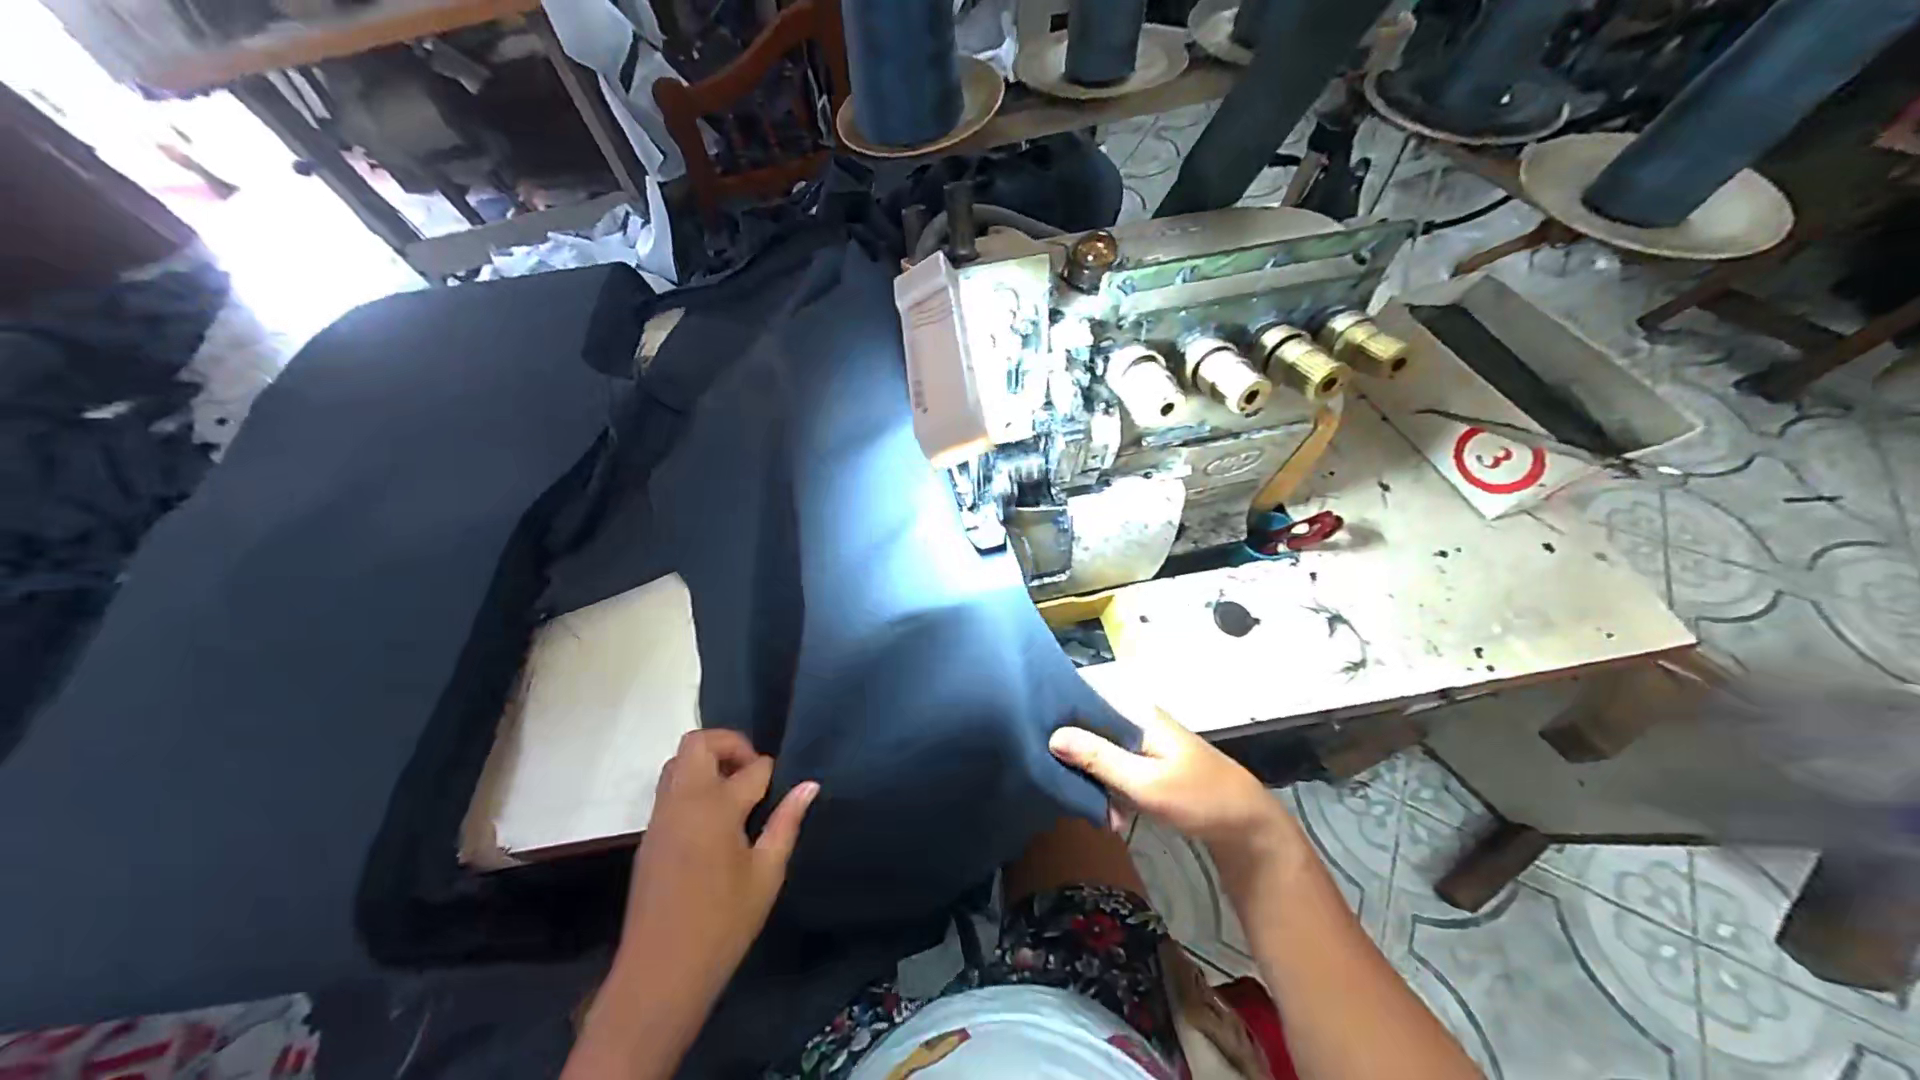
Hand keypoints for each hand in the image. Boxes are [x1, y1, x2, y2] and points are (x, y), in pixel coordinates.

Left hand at [619, 730, 818, 991]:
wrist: (660, 972)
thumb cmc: (723, 924)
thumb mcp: (766, 874)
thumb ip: (786, 823)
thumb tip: (809, 786)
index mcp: (716, 807)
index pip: (752, 768)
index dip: (772, 773)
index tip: (785, 790)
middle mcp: (684, 801)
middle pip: (699, 743)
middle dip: (730, 744)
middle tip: (754, 772)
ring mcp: (661, 817)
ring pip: (678, 762)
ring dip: (708, 762)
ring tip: (737, 792)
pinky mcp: (650, 836)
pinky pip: (670, 790)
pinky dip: (693, 785)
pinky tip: (716, 819)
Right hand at [1049, 707, 1297, 869]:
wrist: (1247, 827)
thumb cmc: (1198, 798)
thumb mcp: (1143, 782)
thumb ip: (1098, 758)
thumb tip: (1052, 735)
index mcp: (1137, 712)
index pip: (1087, 693)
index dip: (1058, 705)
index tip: (1034, 727)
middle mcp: (1136, 719)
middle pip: (1088, 725)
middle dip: (1075, 756)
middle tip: (1067, 786)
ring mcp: (1142, 741)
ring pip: (1098, 750)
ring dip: (1093, 780)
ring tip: (1100, 812)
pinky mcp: (1146, 763)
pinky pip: (1113, 767)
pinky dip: (1109, 789)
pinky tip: (1111, 815)